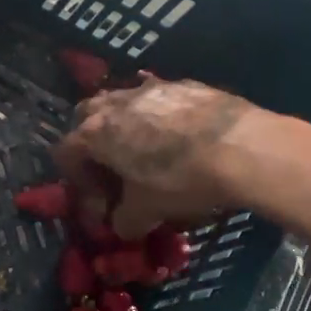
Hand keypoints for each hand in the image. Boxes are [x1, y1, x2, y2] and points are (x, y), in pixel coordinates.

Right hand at [52, 77, 257, 237]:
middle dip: (94, 144)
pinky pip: (158, 100)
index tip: (101, 201)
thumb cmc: (181, 179)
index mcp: (94, 133)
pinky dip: (160, 118)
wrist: (244, 147)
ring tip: (150, 151)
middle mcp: (113, 104)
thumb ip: (125, 219)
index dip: (78, 181)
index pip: (66, 154)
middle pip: (87, 118)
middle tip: (115, 168)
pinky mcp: (183, 84)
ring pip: (122, 104)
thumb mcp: (148, 210)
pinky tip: (184, 139)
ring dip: (126, 127)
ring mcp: (148, 89)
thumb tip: (122, 226)